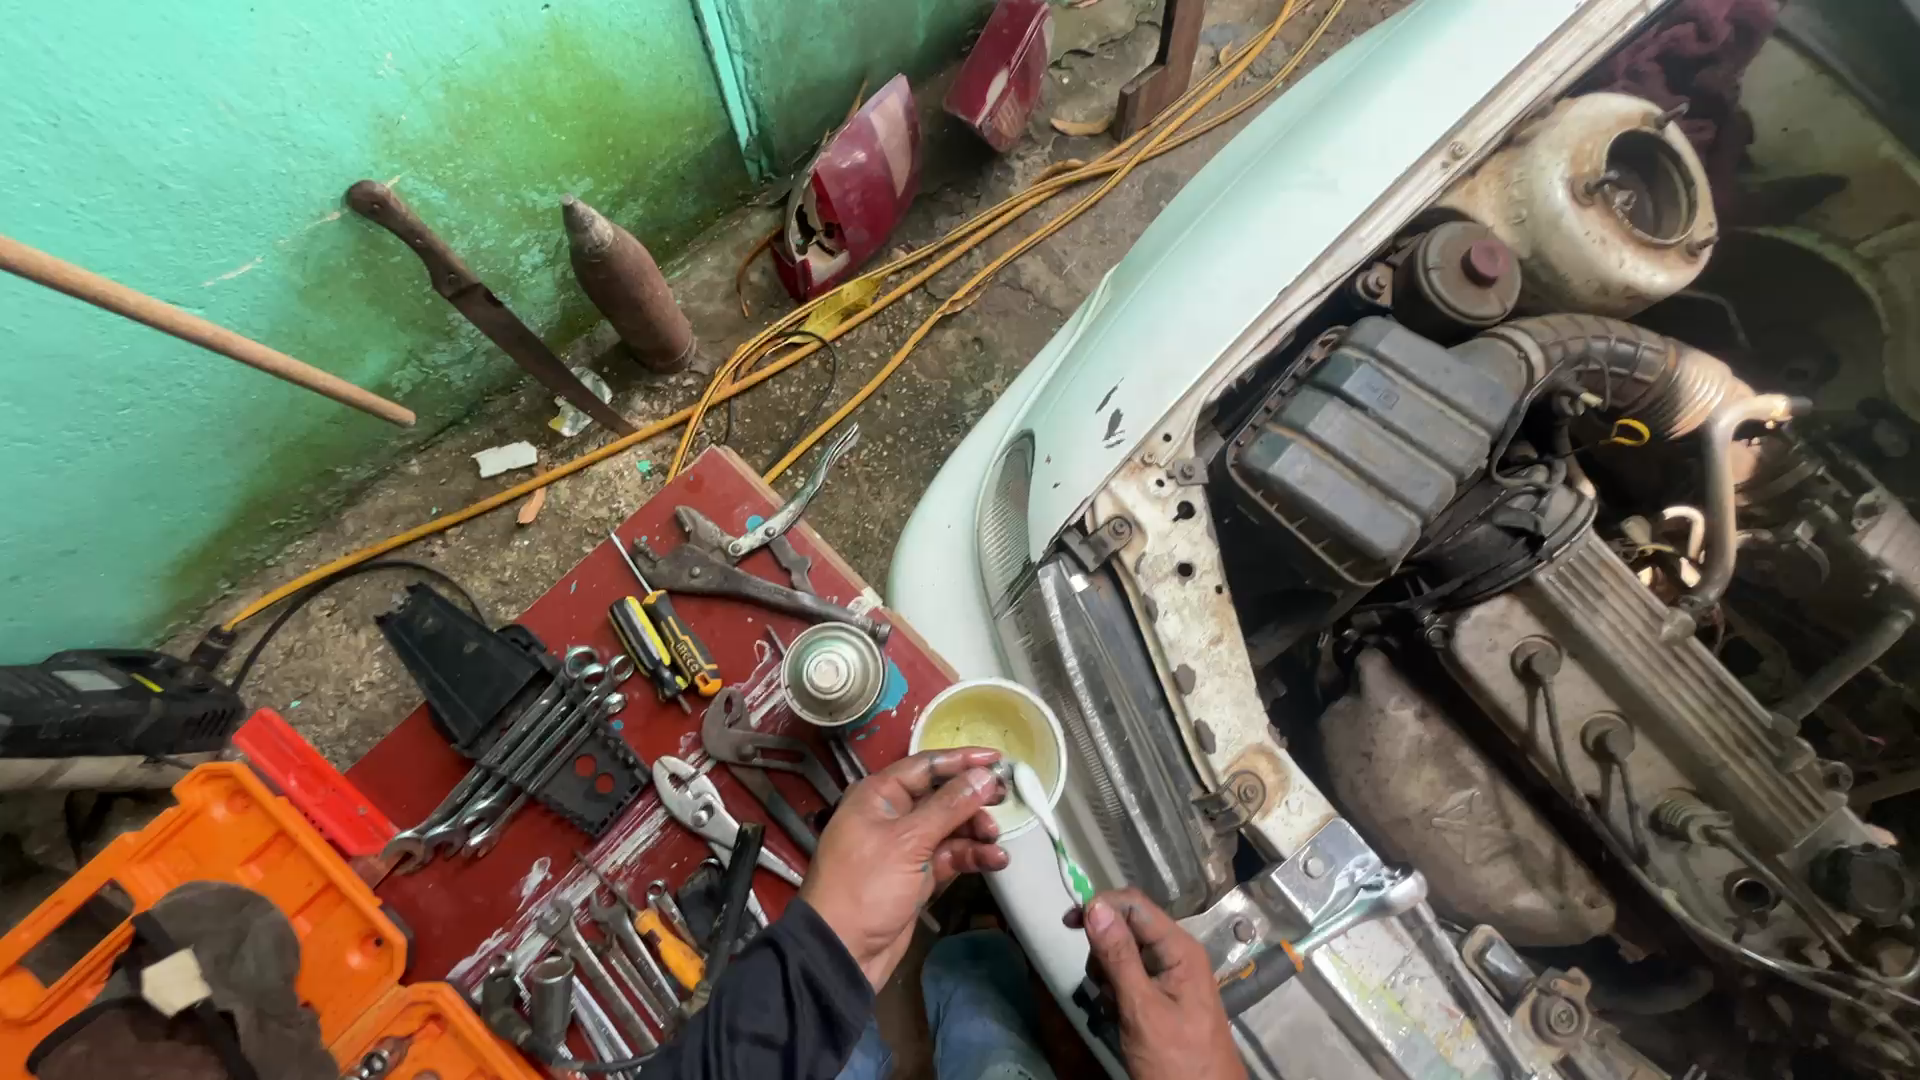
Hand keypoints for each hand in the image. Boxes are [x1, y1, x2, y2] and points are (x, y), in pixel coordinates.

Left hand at [799, 747, 1009, 986]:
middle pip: (941, 795)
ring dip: (975, 830)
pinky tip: (995, 860)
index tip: (997, 759)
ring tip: (995, 839)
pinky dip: (970, 855)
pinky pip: (949, 855)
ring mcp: (905, 846)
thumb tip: (983, 776)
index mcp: (879, 795)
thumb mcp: (909, 842)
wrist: (841, 953)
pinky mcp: (916, 875)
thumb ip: (949, 807)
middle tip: (1004, 799)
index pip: (927, 766)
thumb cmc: (867, 885)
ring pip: (949, 826)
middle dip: (972, 798)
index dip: (962, 760)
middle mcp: (892, 814)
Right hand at [1072, 888, 1244, 1079]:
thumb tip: (1094, 905)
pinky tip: (1116, 1011)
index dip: (1101, 905)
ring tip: (1111, 1004)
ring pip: (1125, 950)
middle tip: (1098, 981)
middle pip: (1128, 925)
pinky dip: (1116, 987)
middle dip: (1104, 947)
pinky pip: (1131, 974)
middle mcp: (1177, 952)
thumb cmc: (1177, 1063)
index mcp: (1180, 947)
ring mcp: (1171, 974)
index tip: (1068, 923)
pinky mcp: (1164, 994)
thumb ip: (1118, 956)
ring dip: (1108, 971)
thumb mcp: (1141, 1009)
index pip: (1134, 904)